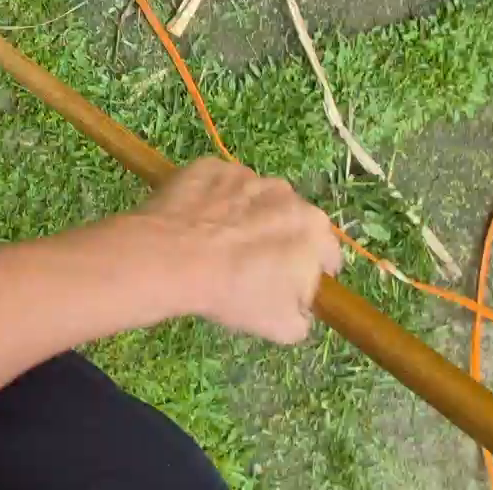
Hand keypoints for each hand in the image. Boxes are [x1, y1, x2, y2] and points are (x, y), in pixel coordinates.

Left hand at [137, 157, 341, 343]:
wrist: (169, 257)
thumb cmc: (233, 292)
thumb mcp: (285, 326)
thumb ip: (303, 313)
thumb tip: (296, 304)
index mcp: (312, 227)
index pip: (323, 250)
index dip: (309, 269)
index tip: (287, 281)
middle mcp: (282, 191)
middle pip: (287, 217)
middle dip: (275, 236)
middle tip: (248, 260)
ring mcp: (241, 173)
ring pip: (251, 197)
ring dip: (242, 213)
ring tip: (216, 238)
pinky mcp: (204, 166)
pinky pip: (215, 184)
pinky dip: (210, 197)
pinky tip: (195, 219)